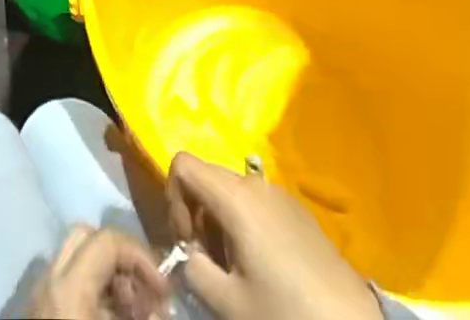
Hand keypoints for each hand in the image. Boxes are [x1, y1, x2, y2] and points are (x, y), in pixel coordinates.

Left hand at [26, 225, 167, 319]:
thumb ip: (147, 312)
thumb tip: (163, 306)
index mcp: (69, 283)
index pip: (108, 239)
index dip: (141, 255)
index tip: (163, 286)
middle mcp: (49, 278)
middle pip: (86, 236)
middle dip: (121, 256)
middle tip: (143, 290)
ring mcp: (38, 294)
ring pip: (76, 259)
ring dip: (108, 274)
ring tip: (132, 308)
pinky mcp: (36, 310)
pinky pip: (67, 283)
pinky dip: (92, 289)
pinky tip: (110, 315)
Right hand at [165, 154, 380, 319]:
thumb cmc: (284, 312)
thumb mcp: (226, 302)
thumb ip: (193, 269)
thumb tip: (190, 253)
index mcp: (235, 198)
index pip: (183, 165)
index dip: (173, 199)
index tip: (187, 242)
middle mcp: (255, 184)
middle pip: (206, 177)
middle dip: (194, 213)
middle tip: (206, 260)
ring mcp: (279, 194)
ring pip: (230, 191)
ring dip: (218, 222)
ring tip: (233, 269)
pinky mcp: (296, 210)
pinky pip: (254, 202)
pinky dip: (241, 223)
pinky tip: (259, 266)